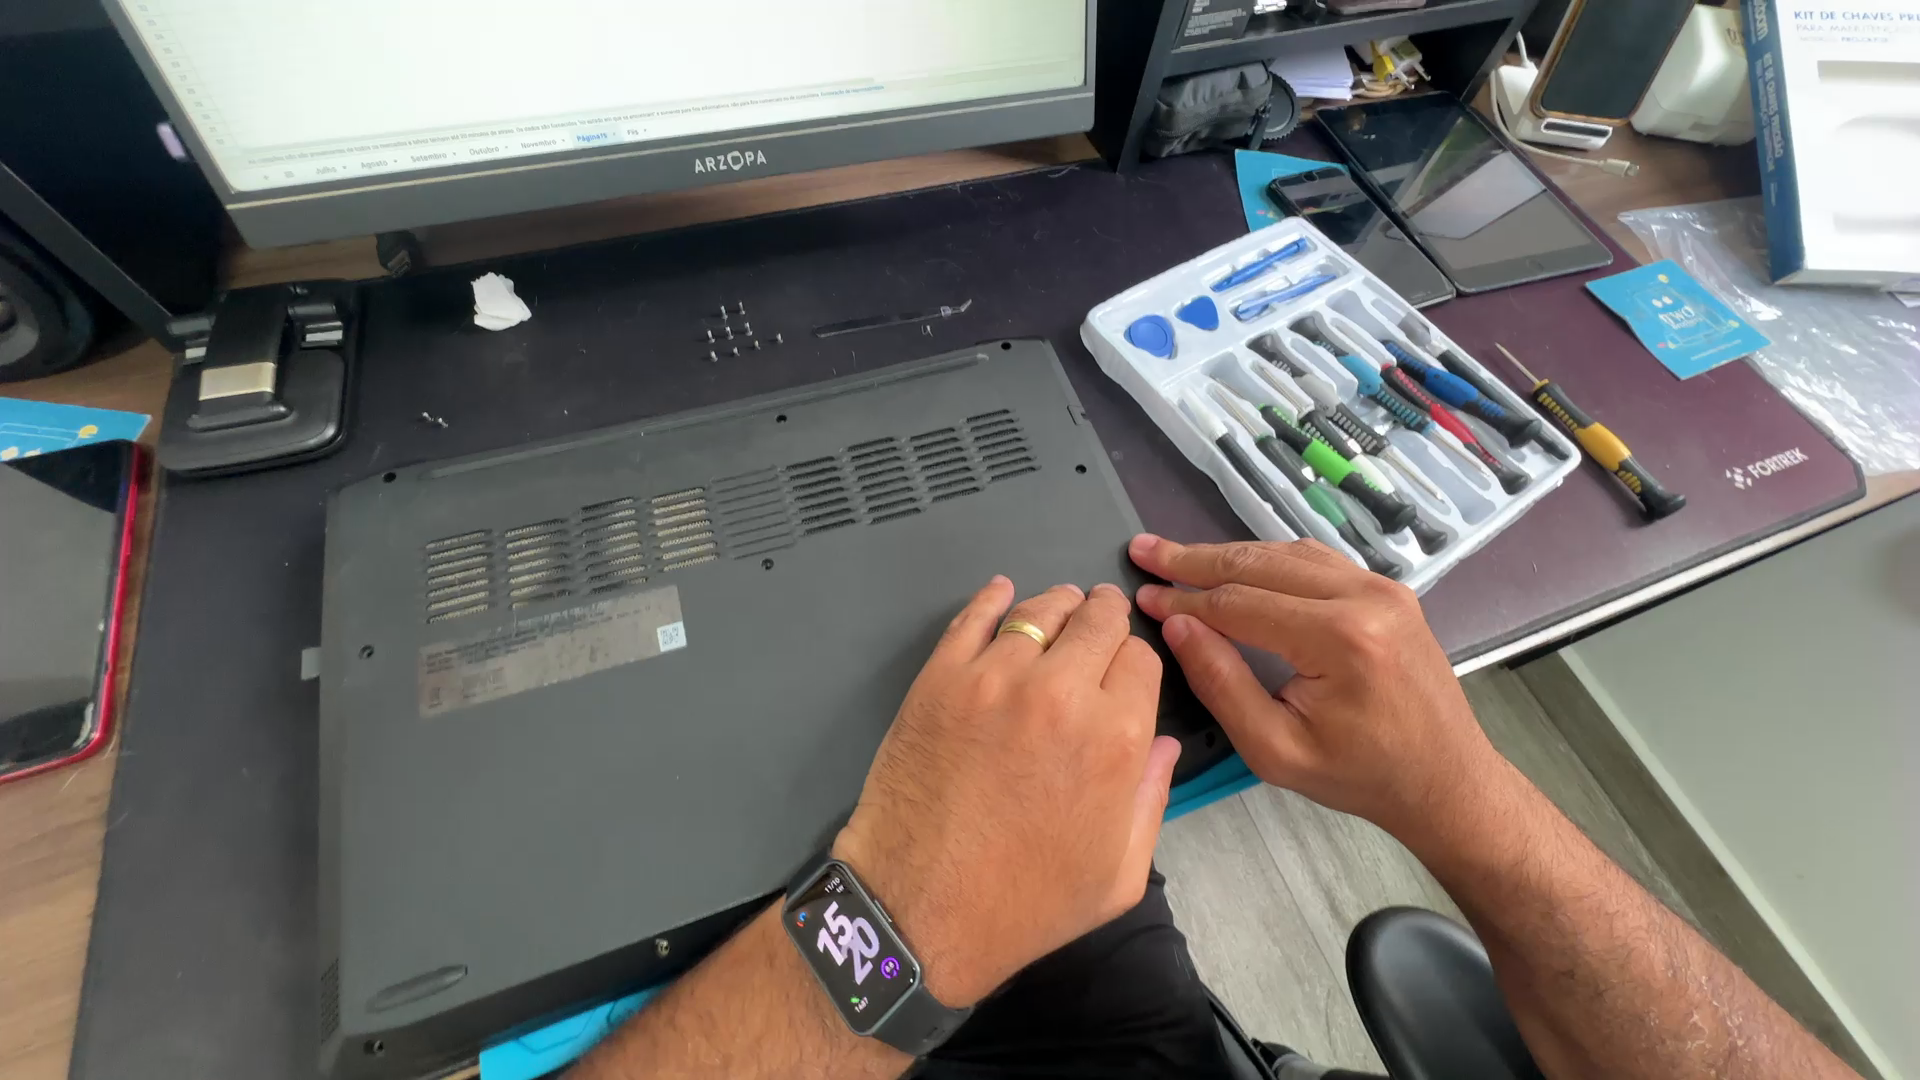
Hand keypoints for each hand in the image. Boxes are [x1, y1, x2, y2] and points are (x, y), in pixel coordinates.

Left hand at [832, 578, 1182, 1007]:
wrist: (920, 905)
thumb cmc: (1027, 901)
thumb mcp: (1119, 874)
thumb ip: (1151, 798)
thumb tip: (1164, 743)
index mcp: (1115, 736)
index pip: (1141, 660)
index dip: (1136, 660)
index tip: (1125, 668)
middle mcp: (1061, 691)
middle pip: (1096, 622)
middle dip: (1106, 615)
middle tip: (1100, 613)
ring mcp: (995, 677)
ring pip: (1040, 610)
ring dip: (1059, 603)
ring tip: (1061, 604)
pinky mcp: (941, 676)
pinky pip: (973, 617)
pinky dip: (993, 597)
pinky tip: (1002, 592)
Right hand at [1128, 534, 1505, 842]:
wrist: (1447, 780)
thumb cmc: (1358, 775)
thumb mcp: (1273, 748)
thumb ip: (1220, 682)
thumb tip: (1177, 626)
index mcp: (1339, 639)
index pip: (1237, 603)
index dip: (1182, 599)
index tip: (1142, 593)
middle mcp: (1364, 597)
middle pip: (1256, 563)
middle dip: (1192, 559)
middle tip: (1145, 549)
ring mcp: (1380, 586)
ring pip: (1282, 553)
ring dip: (1224, 554)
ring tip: (1177, 556)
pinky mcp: (1385, 589)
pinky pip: (1310, 559)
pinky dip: (1263, 558)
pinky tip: (1233, 563)